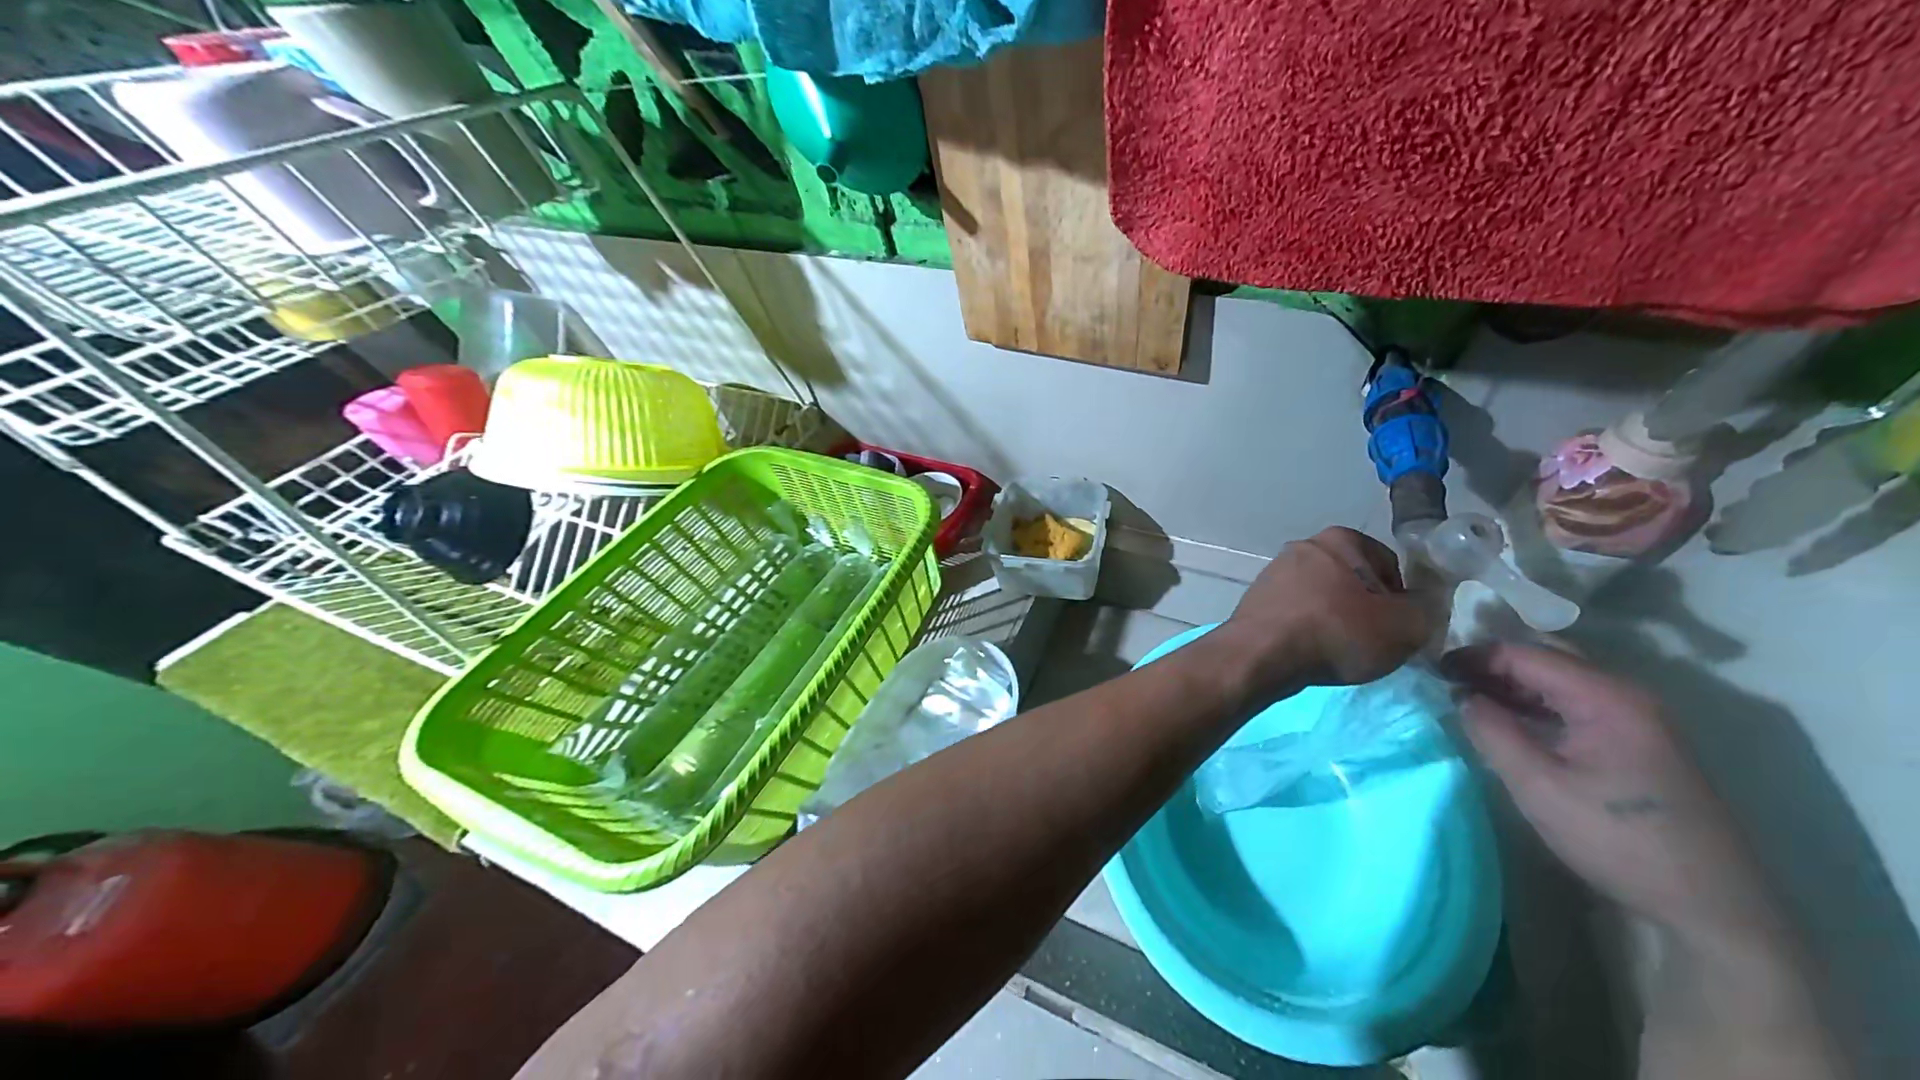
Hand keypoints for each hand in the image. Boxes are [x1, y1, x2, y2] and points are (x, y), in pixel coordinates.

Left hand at [1221, 526, 1431, 688]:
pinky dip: (1307, 629)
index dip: (1401, 599)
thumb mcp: (1406, 625)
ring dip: (1335, 620)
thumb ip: (1427, 609)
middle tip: (1371, 641)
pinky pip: (1296, 613)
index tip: (1397, 626)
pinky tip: (1310, 651)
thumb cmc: (1337, 632)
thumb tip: (1424, 604)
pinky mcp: (1256, 599)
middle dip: (1366, 609)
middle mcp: (1303, 546)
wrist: (1261, 654)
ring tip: (1339, 650)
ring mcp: (1274, 572)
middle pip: (1354, 581)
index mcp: (1340, 538)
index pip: (1390, 565)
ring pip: (1323, 597)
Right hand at [1444, 644, 1787, 952]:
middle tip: (1445, 679)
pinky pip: (1575, 704)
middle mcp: (1627, 696)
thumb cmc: (1616, 838)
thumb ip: (1491, 731)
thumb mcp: (1537, 785)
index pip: (1525, 653)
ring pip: (1561, 682)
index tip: (1432, 669)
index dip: (1474, 656)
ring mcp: (1638, 719)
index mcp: (1606, 696)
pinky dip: (1536, 703)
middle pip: (1547, 659)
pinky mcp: (1638, 743)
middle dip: (1492, 664)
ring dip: (1512, 684)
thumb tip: (1462, 697)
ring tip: (1466, 696)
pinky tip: (1508, 719)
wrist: (1710, 905)